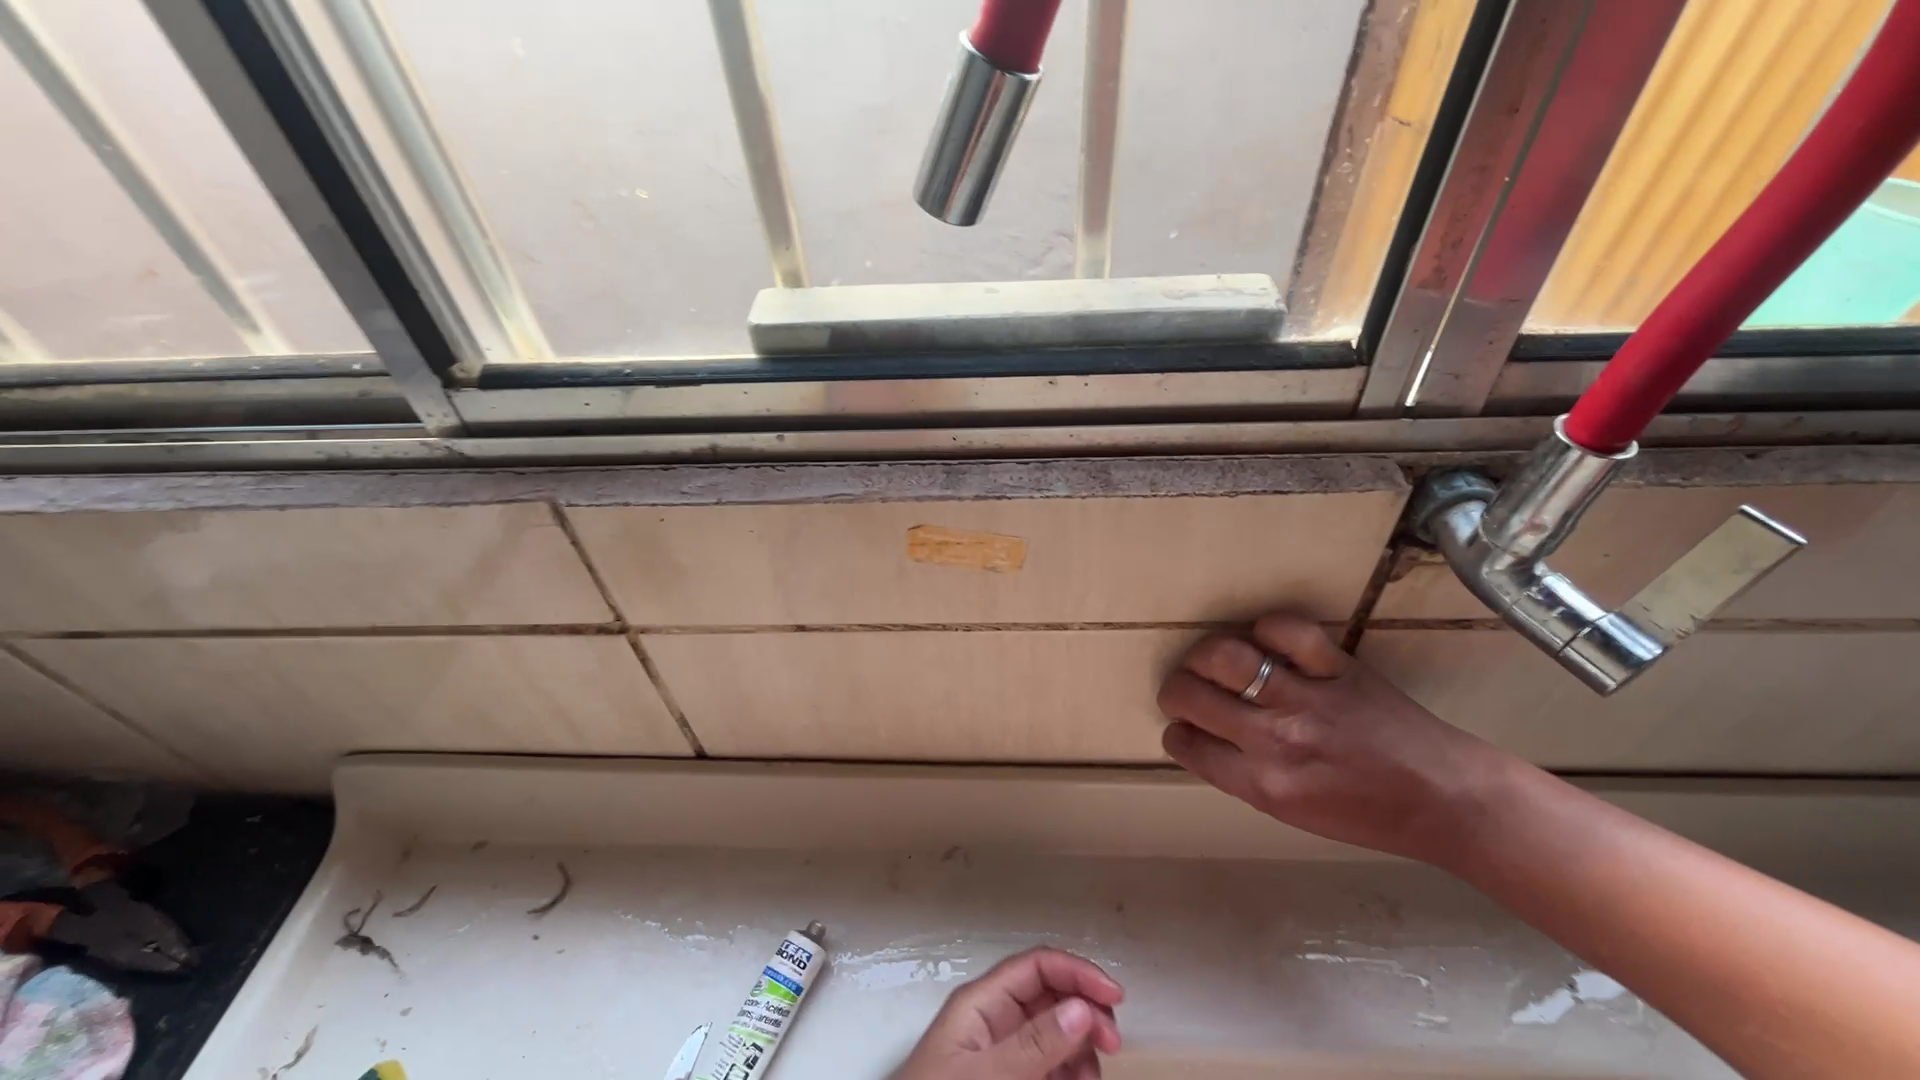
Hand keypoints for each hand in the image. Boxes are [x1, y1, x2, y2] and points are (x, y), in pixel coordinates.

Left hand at [892, 947, 1123, 1079]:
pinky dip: (1070, 1073)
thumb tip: (1082, 1007)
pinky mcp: (1011, 1079)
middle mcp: (995, 1020)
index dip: (1078, 971)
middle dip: (1086, 1013)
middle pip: (1052, 996)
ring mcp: (1004, 1052)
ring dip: (1082, 1050)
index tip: (1115, 997)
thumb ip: (1033, 1045)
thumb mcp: (986, 1076)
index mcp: (982, 1003)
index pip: (1037, 966)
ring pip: (1057, 1033)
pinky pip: (1050, 1065)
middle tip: (1112, 1045)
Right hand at [1156, 613, 1527, 867]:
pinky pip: (1285, 630)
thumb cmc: (1369, 815)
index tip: (1184, 727)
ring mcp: (1307, 699)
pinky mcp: (1338, 668)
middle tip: (1186, 689)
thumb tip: (1209, 741)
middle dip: (1174, 690)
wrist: (1445, 799)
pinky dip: (1265, 628)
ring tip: (1210, 659)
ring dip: (1202, 654)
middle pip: (1190, 695)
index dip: (1176, 732)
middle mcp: (1275, 740)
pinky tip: (1264, 641)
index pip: (1186, 745)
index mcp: (1263, 784)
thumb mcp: (1293, 813)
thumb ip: (1245, 776)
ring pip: (1224, 656)